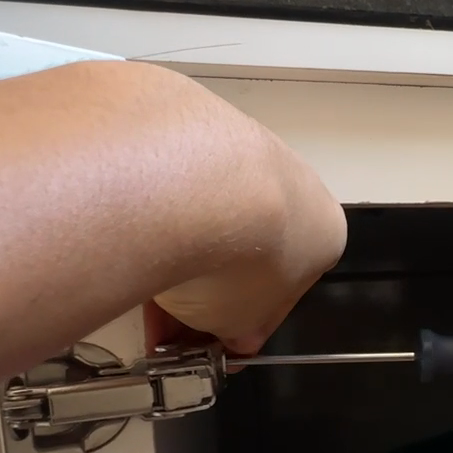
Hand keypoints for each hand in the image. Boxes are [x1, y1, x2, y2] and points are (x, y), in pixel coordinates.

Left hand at [151, 106, 345, 352]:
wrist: (194, 186)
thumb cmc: (238, 260)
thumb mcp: (242, 323)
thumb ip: (238, 328)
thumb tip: (226, 332)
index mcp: (326, 232)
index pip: (287, 283)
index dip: (244, 315)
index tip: (207, 332)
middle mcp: (298, 182)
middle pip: (247, 241)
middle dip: (205, 280)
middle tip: (164, 313)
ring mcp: (247, 144)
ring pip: (206, 205)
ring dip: (175, 242)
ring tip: (134, 275)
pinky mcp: (192, 119)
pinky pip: (168, 173)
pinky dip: (148, 203)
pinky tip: (125, 230)